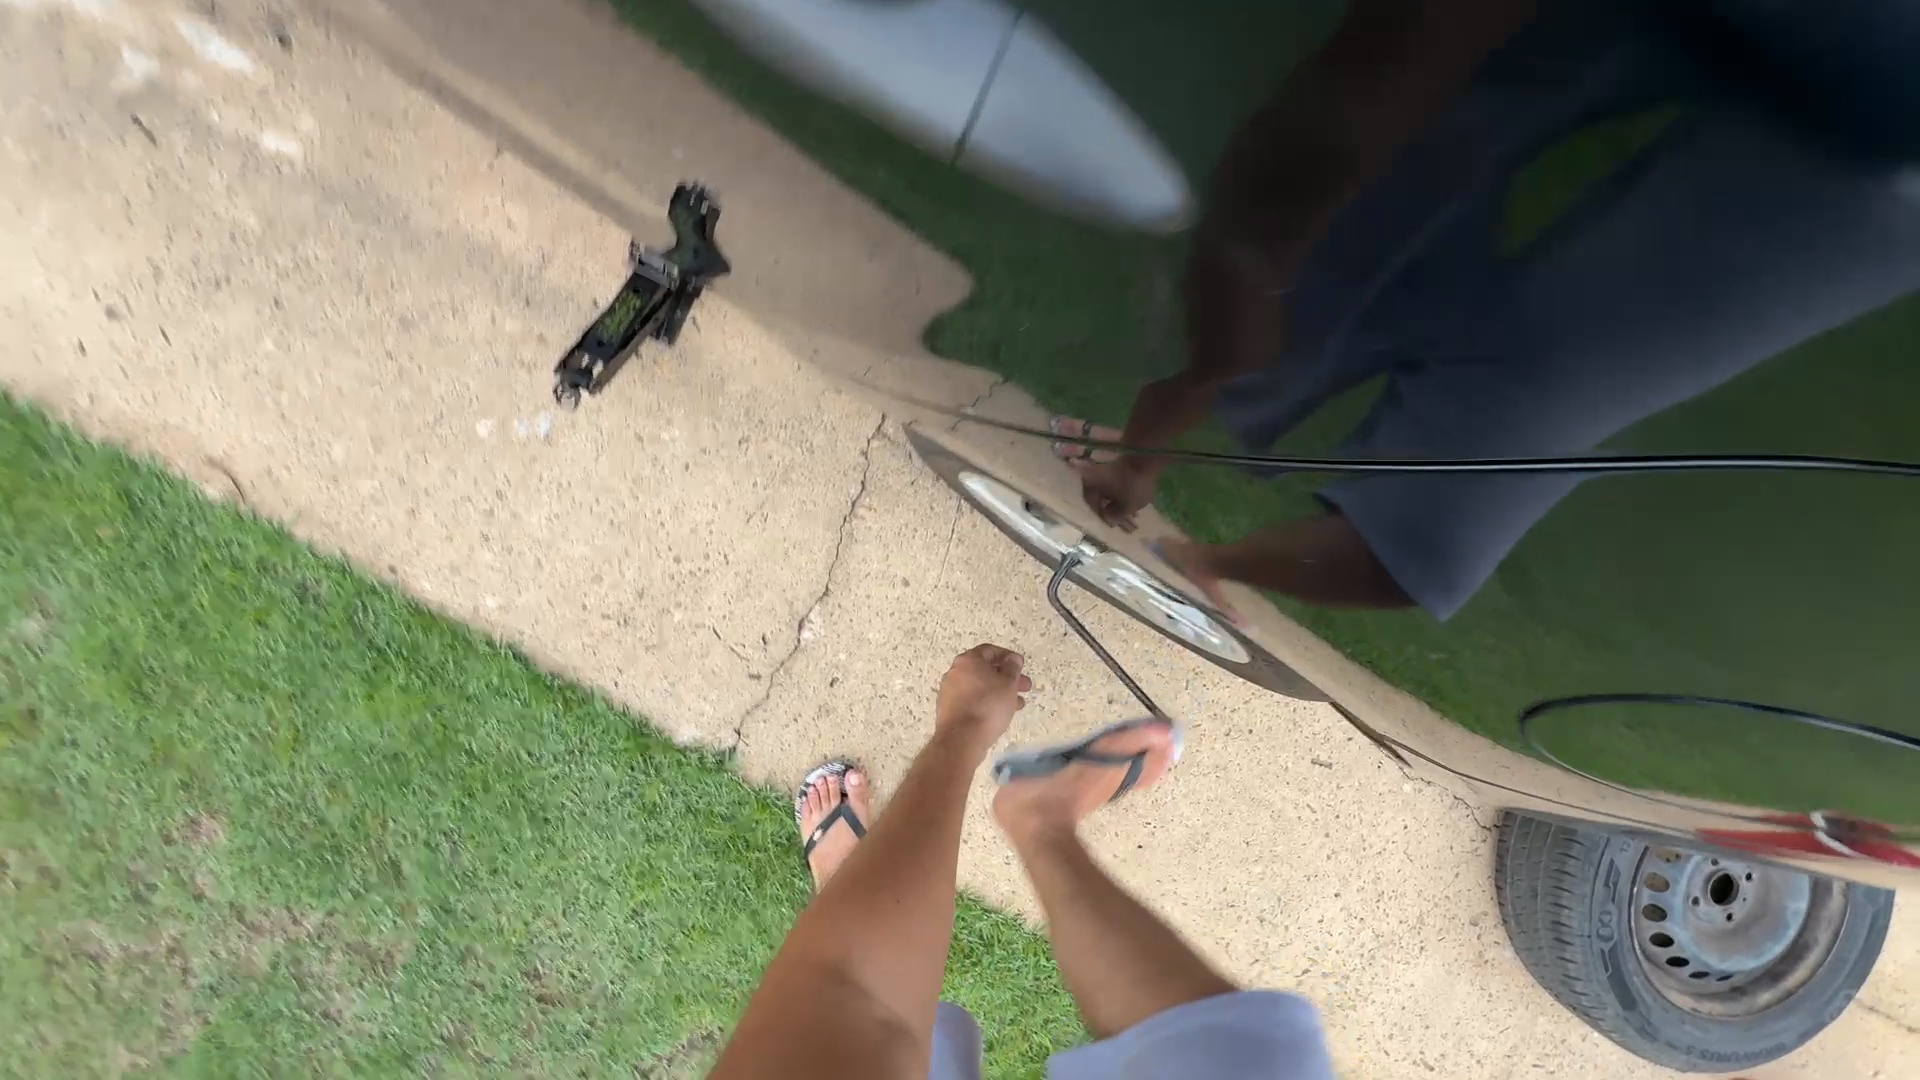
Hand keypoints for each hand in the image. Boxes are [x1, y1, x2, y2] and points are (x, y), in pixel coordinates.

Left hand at [935, 644, 1031, 745]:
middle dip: (1007, 678)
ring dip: (1000, 692)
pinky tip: (1001, 714)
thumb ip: (1012, 668)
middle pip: (985, 670)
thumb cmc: (988, 705)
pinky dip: (987, 703)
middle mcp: (955, 672)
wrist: (961, 738)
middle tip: (1025, 687)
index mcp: (967, 660)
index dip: (1008, 656)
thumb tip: (1012, 658)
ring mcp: (949, 691)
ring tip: (1018, 704)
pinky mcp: (949, 709)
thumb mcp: (1008, 683)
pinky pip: (972, 700)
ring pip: (980, 687)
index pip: (990, 650)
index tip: (1021, 666)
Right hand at [1074, 457, 1160, 531]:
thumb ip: (1116, 516)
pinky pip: (1117, 486)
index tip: (1115, 526)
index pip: (1094, 508)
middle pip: (1102, 501)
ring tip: (1134, 516)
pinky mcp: (1117, 468)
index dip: (1105, 519)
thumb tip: (1110, 520)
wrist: (1144, 457)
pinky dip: (1124, 496)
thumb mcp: (1127, 506)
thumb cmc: (1132, 485)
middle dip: (1115, 514)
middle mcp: (1093, 480)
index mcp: (1091, 489)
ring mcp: (1105, 473)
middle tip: (1127, 525)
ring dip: (1121, 505)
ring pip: (1111, 494)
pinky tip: (1136, 503)